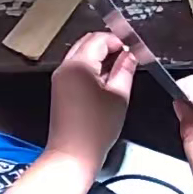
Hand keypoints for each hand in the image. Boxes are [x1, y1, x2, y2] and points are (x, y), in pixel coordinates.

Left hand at [46, 32, 136, 167]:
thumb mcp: (119, 95)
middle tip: (127, 56)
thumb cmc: (94, 130)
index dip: (118, 41)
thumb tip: (130, 55)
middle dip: (108, 45)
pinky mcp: (60, 88)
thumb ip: (126, 69)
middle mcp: (65, 68)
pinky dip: (91, 67)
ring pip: (81, 54)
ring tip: (118, 69)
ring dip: (99, 56)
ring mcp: (60, 78)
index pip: (99, 39)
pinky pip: (76, 68)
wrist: (73, 154)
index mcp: (79, 65)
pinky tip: (105, 80)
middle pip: (87, 42)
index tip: (131, 49)